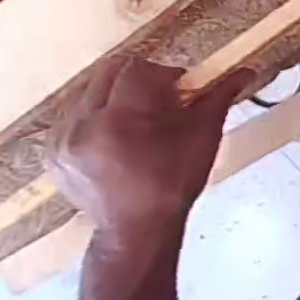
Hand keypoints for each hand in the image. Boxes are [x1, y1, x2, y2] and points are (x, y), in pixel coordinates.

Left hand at [50, 56, 251, 247]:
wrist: (137, 230)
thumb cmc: (175, 181)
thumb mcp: (203, 135)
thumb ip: (221, 95)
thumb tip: (248, 70)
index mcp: (120, 119)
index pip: (137, 68)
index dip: (163, 72)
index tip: (179, 88)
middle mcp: (83, 124)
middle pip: (108, 72)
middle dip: (138, 77)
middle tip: (160, 98)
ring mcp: (62, 139)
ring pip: (88, 89)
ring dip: (115, 93)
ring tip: (136, 117)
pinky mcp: (51, 151)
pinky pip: (72, 112)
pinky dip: (94, 112)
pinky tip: (114, 130)